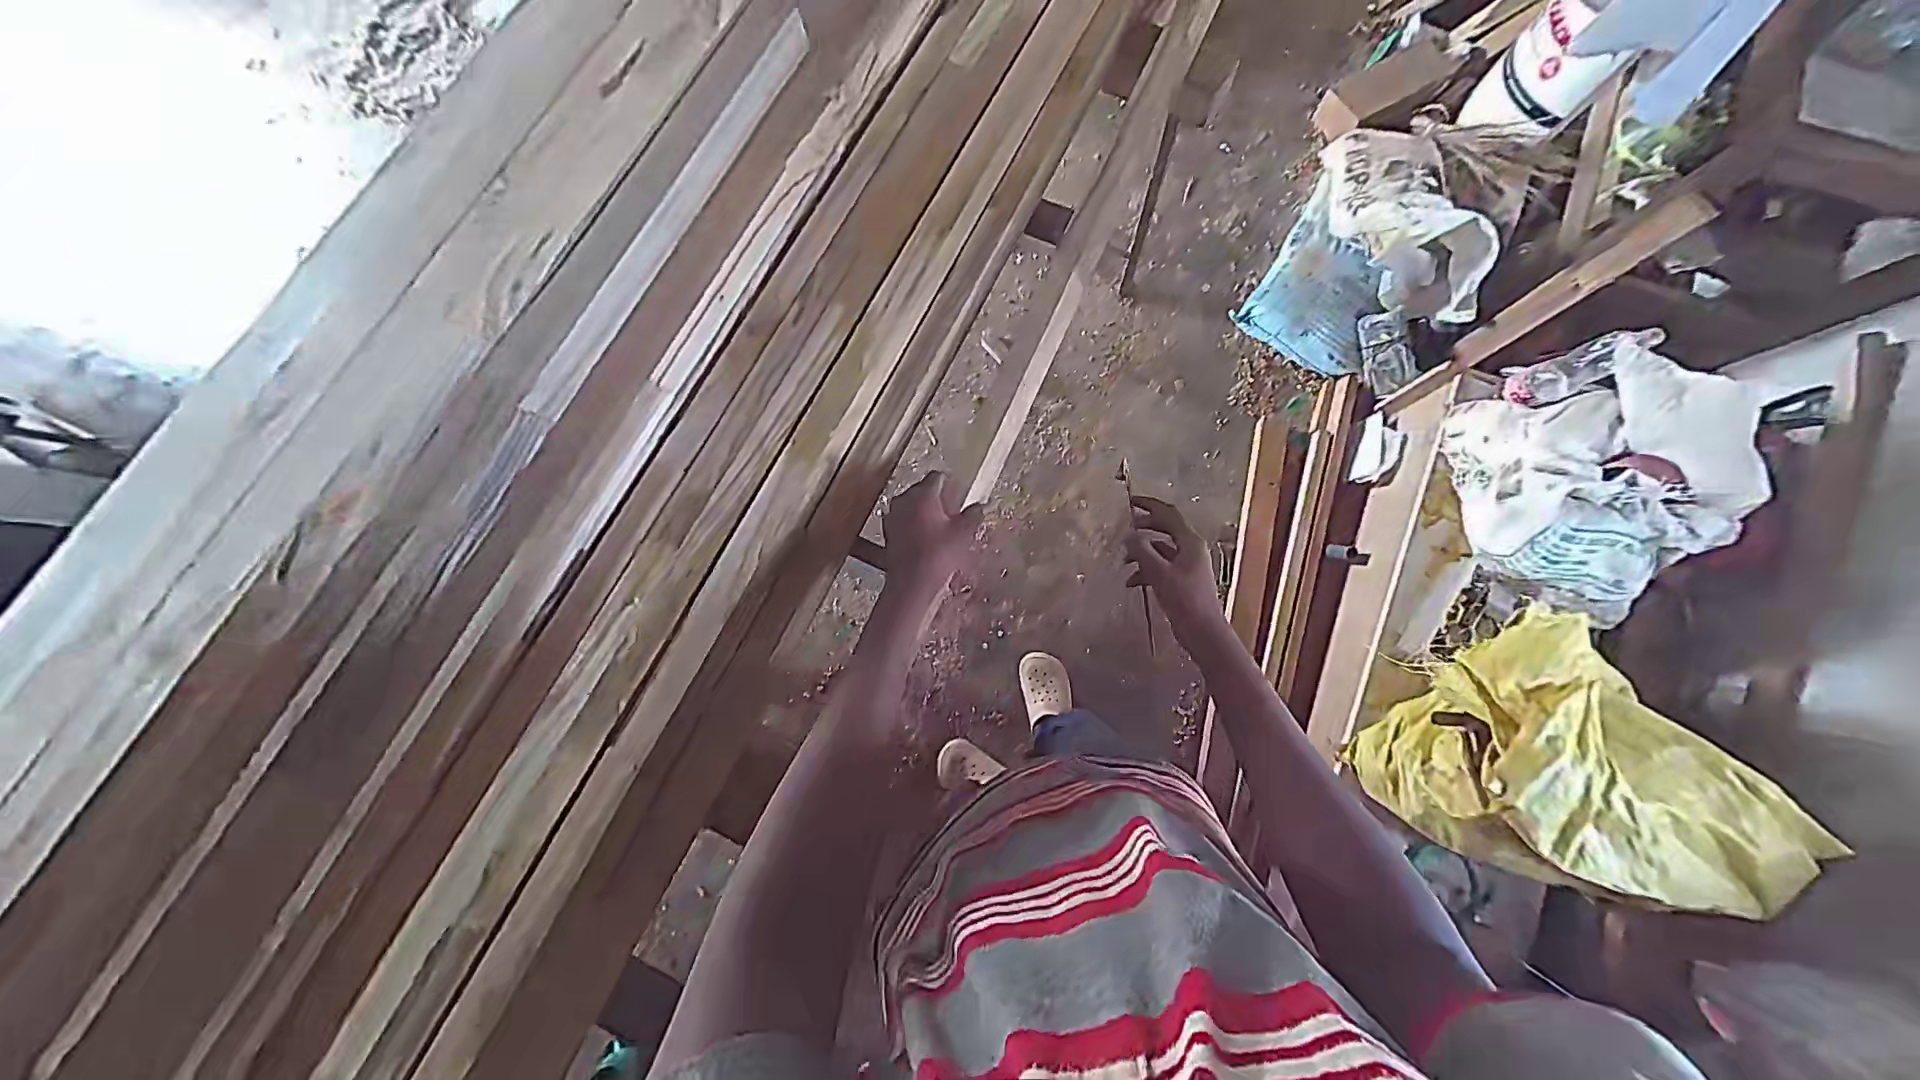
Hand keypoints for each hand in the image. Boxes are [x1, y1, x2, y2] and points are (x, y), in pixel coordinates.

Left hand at [882, 472, 982, 597]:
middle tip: (953, 512)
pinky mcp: (889, 534)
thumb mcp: (964, 533)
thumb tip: (980, 507)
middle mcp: (904, 501)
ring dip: (925, 513)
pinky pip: (905, 523)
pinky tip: (927, 541)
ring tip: (941, 528)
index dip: (950, 484)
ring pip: (912, 507)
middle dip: (938, 499)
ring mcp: (893, 517)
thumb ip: (973, 515)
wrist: (912, 584)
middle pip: (922, 490)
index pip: (937, 477)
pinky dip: (915, 527)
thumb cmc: (938, 555)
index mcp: (923, 494)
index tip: (959, 493)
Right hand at [1125, 495, 1224, 640]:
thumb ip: (1142, 551)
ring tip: (1123, 561)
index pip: (1168, 514)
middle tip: (1124, 529)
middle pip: (1164, 529)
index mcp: (1190, 542)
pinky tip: (1132, 582)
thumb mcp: (1159, 573)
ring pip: (1160, 550)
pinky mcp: (1182, 580)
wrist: (1202, 631)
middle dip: (1143, 528)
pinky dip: (1146, 570)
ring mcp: (1187, 565)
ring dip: (1141, 552)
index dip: (1149, 505)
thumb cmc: (1184, 600)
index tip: (1131, 501)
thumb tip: (1129, 535)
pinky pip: (1161, 566)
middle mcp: (1190, 549)